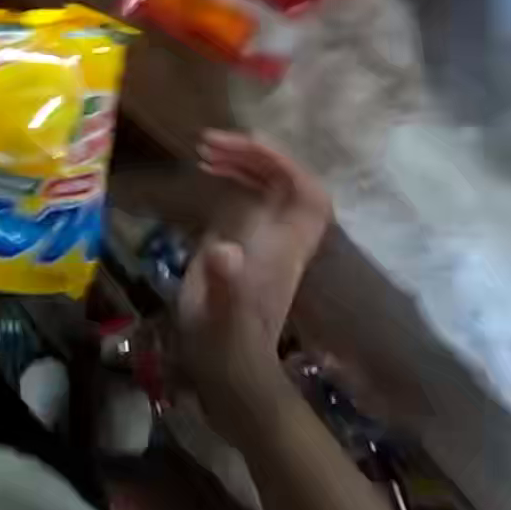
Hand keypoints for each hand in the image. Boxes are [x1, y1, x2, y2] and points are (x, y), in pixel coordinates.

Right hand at [177, 130, 331, 410]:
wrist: (227, 366)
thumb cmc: (223, 340)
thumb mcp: (220, 314)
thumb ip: (225, 284)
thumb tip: (224, 251)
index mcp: (283, 248)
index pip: (307, 195)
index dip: (282, 164)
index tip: (241, 145)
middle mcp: (280, 237)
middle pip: (288, 182)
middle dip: (254, 155)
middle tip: (208, 142)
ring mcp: (263, 238)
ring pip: (270, 186)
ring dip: (242, 161)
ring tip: (203, 149)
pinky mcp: (242, 241)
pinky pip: (249, 197)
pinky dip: (231, 176)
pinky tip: (205, 168)